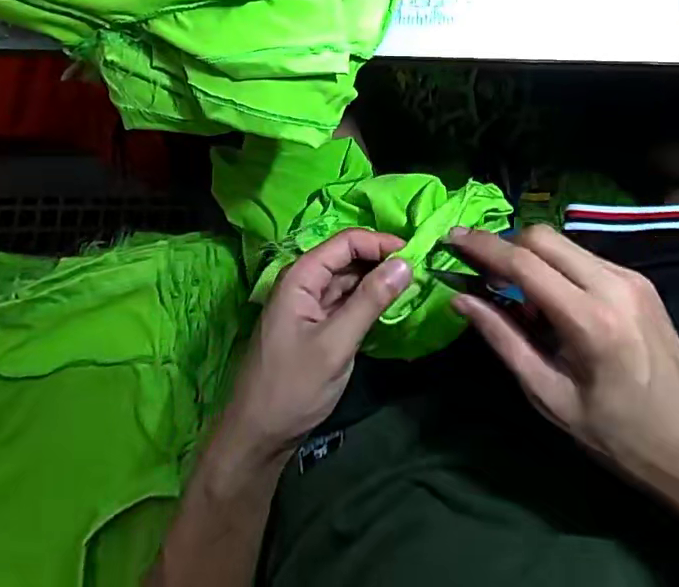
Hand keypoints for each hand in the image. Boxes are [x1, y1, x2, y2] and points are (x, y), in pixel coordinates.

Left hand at [217, 230, 412, 462]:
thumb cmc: (293, 387)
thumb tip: (405, 263)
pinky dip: (368, 300)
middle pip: (349, 257)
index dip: (381, 243)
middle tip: (420, 272)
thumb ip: (370, 300)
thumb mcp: (336, 343)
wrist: (258, 436)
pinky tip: (391, 306)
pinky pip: (346, 300)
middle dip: (383, 260)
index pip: (346, 241)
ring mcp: (309, 303)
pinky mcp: (316, 323)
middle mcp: (303, 282)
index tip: (416, 254)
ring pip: (349, 278)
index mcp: (301, 276)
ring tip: (412, 287)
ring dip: (378, 280)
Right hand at [446, 224, 678, 506]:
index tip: (451, 238)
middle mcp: (615, 285)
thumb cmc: (617, 437)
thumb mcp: (550, 396)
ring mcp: (632, 279)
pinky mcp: (641, 281)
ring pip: (564, 244)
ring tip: (511, 293)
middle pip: (543, 237)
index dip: (482, 247)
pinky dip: (557, 267)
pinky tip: (549, 301)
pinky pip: (585, 258)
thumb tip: (460, 299)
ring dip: (530, 256)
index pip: (524, 264)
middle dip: (504, 245)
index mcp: (591, 320)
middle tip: (477, 269)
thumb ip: (503, 340)